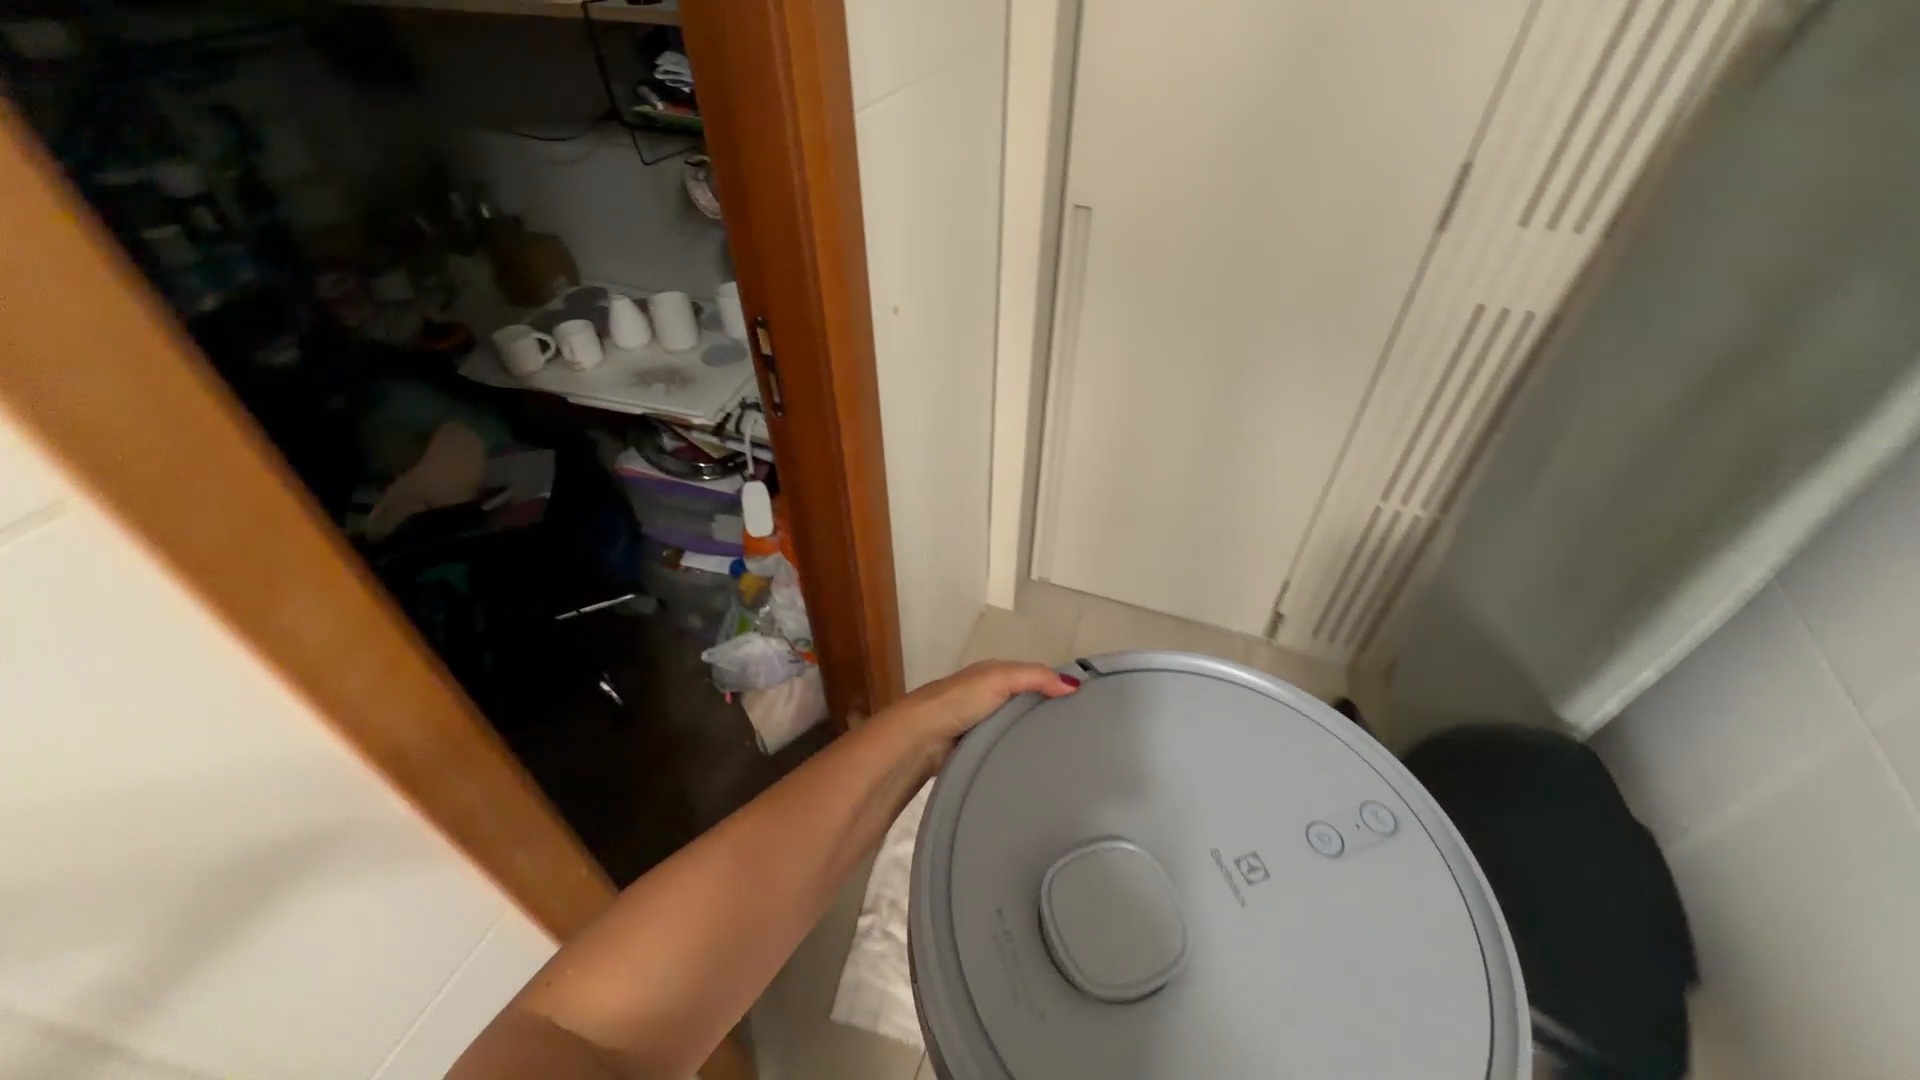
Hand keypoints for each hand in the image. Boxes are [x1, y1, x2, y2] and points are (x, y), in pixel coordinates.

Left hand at [883, 660, 1078, 746]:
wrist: (919, 739)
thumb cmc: (959, 701)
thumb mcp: (999, 678)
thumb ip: (1034, 677)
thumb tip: (1075, 685)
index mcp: (993, 676)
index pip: (1033, 679)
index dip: (1057, 687)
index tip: (1087, 705)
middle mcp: (988, 699)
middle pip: (1027, 706)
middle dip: (1049, 716)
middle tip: (1084, 735)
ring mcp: (982, 728)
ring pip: (1017, 731)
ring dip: (1035, 739)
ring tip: (1069, 755)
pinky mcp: (977, 754)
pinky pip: (1006, 752)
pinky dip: (1020, 756)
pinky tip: (1040, 767)